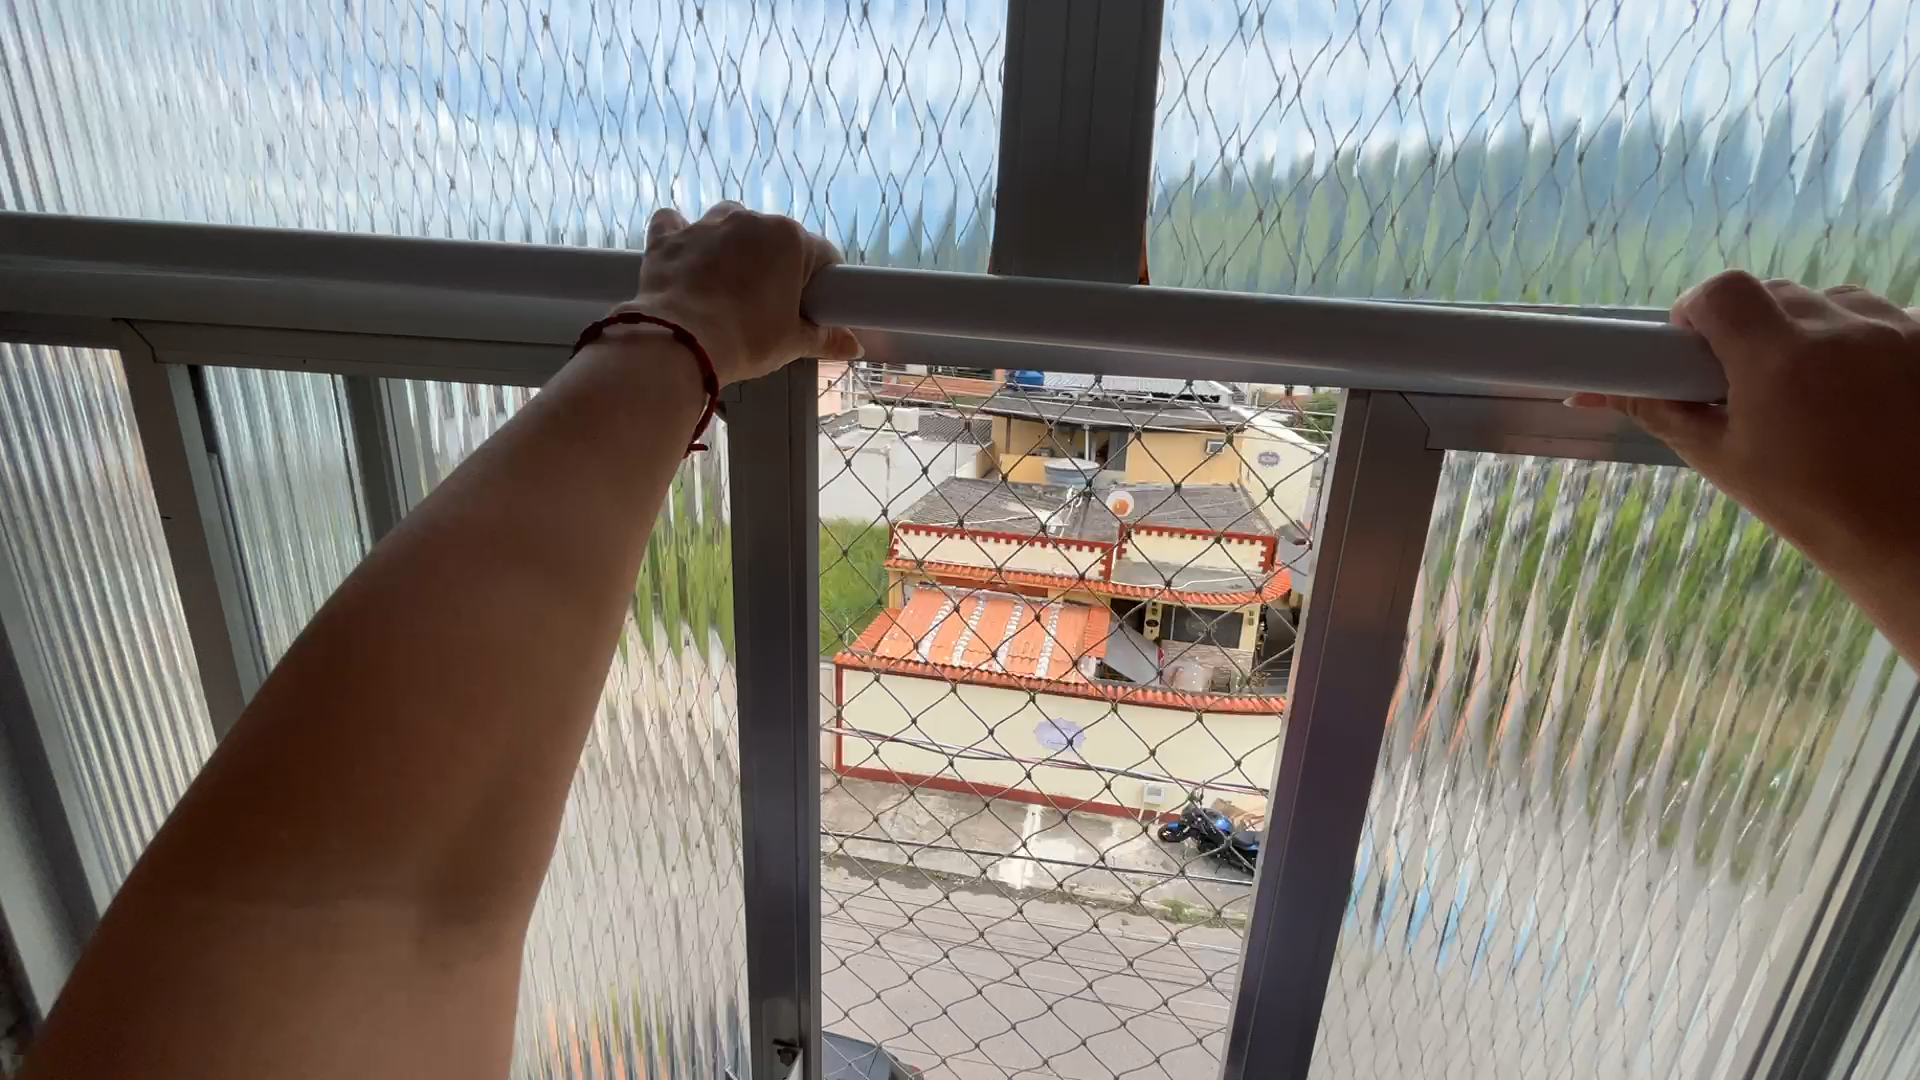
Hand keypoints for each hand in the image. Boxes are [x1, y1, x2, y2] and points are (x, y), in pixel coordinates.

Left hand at [619, 202, 861, 385]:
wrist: (680, 344)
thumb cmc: (747, 339)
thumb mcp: (794, 343)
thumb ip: (827, 339)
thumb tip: (855, 346)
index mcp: (789, 239)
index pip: (823, 256)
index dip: (821, 286)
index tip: (813, 310)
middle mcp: (750, 220)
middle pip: (776, 241)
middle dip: (778, 269)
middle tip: (773, 310)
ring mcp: (706, 224)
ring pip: (731, 226)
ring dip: (735, 248)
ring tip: (731, 286)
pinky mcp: (668, 236)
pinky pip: (678, 225)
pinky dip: (685, 239)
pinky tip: (688, 261)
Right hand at [1569, 271, 1919, 581]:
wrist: (1907, 525)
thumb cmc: (1798, 496)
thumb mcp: (1712, 452)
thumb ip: (1653, 408)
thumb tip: (1582, 393)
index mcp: (1779, 357)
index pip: (1722, 291)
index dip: (1695, 309)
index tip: (1689, 345)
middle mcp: (1844, 329)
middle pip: (1772, 293)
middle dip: (1743, 324)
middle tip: (1735, 375)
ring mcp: (1902, 329)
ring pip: (1826, 299)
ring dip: (1800, 326)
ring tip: (1798, 380)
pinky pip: (1879, 316)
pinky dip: (1853, 338)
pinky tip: (1852, 384)